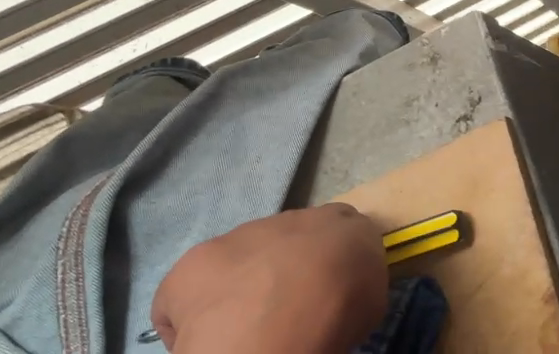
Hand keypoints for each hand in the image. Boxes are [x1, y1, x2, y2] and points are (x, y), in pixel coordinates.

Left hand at [151, 203, 387, 353]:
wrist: (279, 330)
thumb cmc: (334, 319)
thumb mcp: (371, 304)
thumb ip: (359, 284)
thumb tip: (344, 291)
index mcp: (347, 225)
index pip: (343, 233)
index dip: (330, 264)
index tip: (323, 293)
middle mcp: (298, 218)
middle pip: (289, 242)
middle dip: (283, 270)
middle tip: (281, 312)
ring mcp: (245, 234)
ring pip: (241, 260)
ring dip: (241, 284)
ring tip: (239, 330)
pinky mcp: (197, 260)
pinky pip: (187, 290)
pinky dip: (189, 313)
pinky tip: (199, 339)